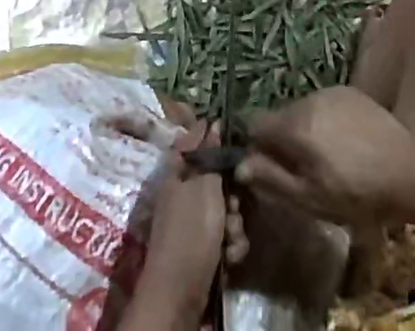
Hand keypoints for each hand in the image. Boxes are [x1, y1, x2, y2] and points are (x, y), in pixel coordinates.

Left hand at [142, 122, 248, 292]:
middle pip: (219, 179)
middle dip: (234, 195)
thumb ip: (211, 156)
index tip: (236, 143)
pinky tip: (230, 257)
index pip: (197, 142)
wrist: (179, 295)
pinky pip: (227, 237)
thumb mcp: (204, 189)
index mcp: (178, 174)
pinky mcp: (205, 249)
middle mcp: (185, 194)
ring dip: (235, 224)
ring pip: (228, 210)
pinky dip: (232, 246)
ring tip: (230, 239)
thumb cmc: (191, 233)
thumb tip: (212, 121)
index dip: (216, 139)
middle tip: (234, 205)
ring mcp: (194, 223)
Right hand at [235, 87, 414, 223]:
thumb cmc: (357, 193)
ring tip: (328, 157)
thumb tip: (241, 165)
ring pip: (303, 109)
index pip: (254, 121)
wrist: (409, 171)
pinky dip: (326, 120)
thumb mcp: (310, 198)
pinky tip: (346, 143)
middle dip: (283, 138)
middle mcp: (309, 100)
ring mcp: (332, 92)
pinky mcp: (351, 91)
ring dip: (306, 129)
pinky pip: (325, 104)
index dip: (256, 144)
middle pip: (280, 115)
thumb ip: (272, 177)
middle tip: (303, 169)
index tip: (269, 165)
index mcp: (295, 126)